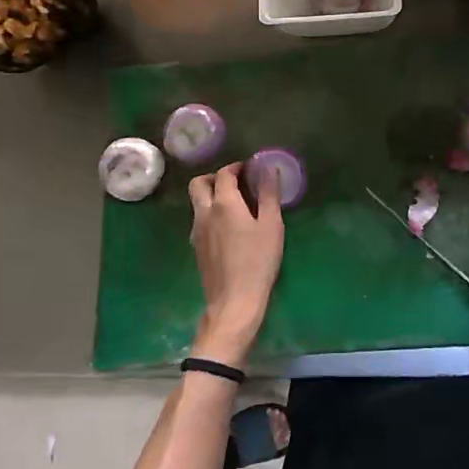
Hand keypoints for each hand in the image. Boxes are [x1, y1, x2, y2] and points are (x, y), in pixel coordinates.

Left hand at [188, 162, 284, 366]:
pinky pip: (199, 220)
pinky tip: (229, 228)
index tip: (250, 169)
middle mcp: (204, 213)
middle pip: (198, 183)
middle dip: (215, 177)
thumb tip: (268, 168)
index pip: (224, 174)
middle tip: (236, 183)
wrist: (234, 301)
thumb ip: (269, 195)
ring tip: (236, 205)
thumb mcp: (272, 226)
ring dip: (211, 196)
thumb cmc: (258, 261)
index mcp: (223, 204)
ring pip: (196, 203)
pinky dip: (211, 213)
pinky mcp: (196, 248)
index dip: (236, 167)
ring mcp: (196, 232)